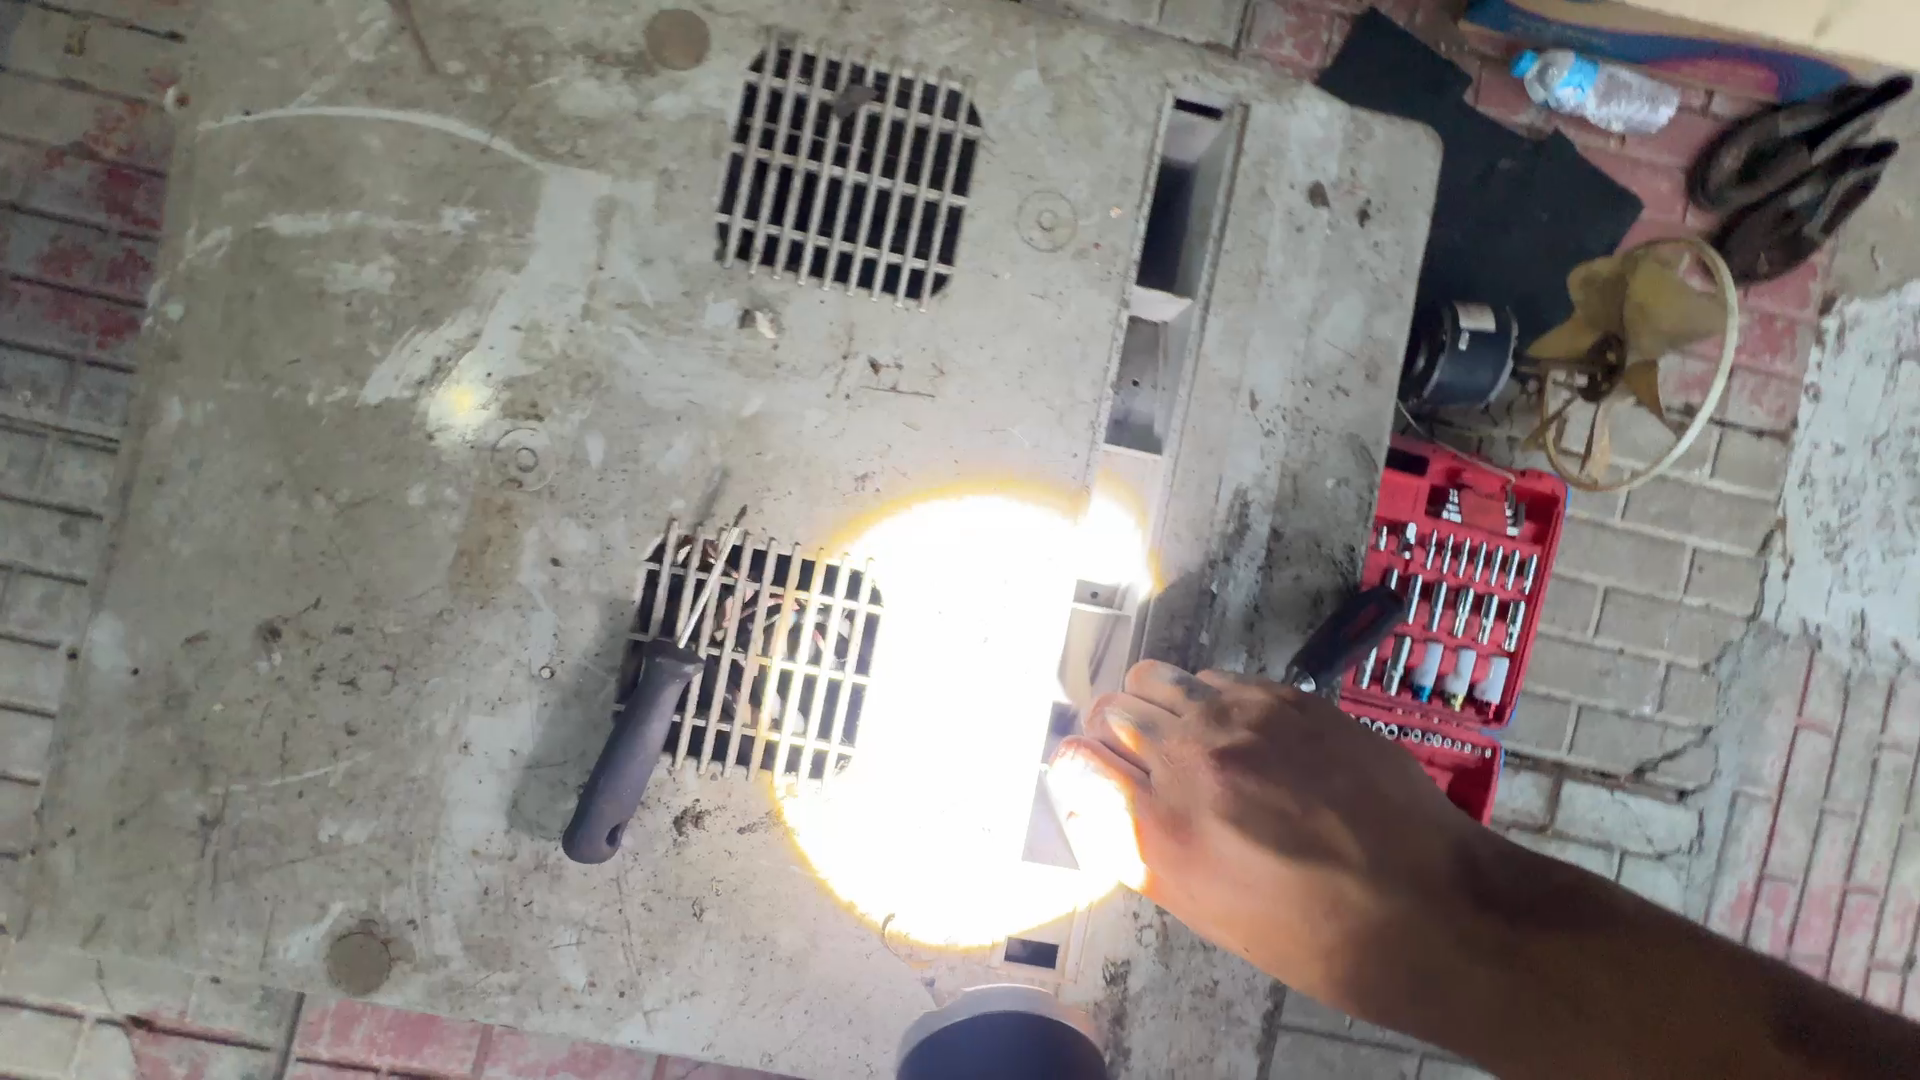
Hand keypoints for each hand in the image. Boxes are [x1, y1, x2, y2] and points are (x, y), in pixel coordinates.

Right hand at [1047, 660, 1488, 1020]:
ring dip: (1154, 703)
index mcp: (1161, 831)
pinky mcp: (1284, 696)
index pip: (1073, 761)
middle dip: (1111, 733)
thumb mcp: (1205, 912)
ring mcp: (1239, 719)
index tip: (1091, 776)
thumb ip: (1137, 845)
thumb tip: (1097, 798)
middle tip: (1140, 758)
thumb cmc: (1314, 937)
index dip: (1074, 767)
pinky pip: (1214, 676)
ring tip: (1185, 734)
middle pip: (1108, 710)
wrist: (1435, 909)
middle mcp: (1188, 760)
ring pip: (1153, 676)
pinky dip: (1209, 699)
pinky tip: (1242, 731)